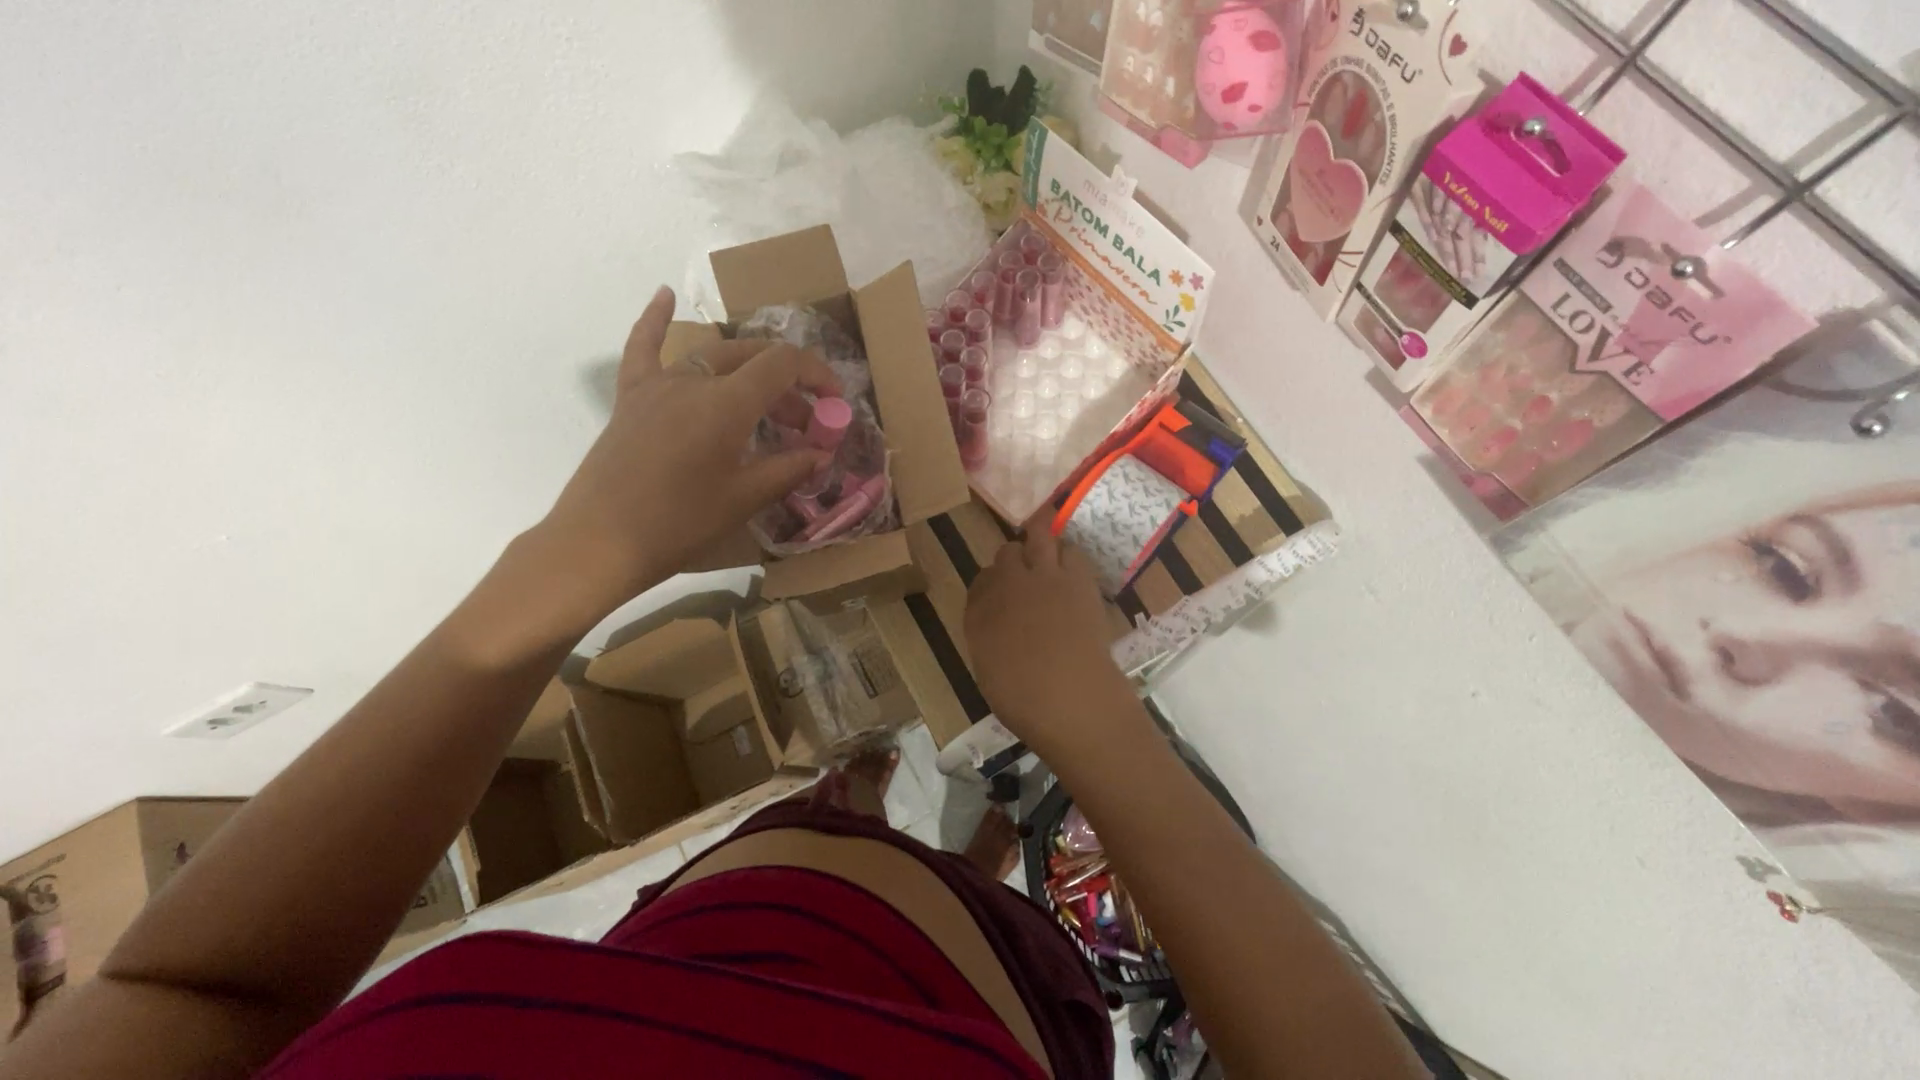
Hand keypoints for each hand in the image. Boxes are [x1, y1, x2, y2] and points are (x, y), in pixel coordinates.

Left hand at [523, 287, 839, 621]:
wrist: (600, 542)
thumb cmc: (678, 525)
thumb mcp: (743, 499)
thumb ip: (787, 469)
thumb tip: (820, 454)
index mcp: (727, 403)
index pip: (783, 364)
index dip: (817, 374)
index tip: (834, 402)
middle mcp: (694, 381)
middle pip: (752, 359)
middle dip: (787, 385)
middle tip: (803, 426)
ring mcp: (658, 385)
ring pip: (712, 357)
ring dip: (747, 371)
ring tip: (766, 405)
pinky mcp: (631, 398)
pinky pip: (643, 348)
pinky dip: (655, 319)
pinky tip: (664, 294)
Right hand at [964, 515, 1138, 757]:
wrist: (1069, 699)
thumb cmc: (1025, 702)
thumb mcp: (992, 672)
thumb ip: (992, 641)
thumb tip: (1004, 631)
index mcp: (978, 616)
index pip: (980, 585)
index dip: (992, 587)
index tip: (1002, 597)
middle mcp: (1004, 588)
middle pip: (1006, 554)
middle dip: (1015, 561)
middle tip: (1027, 577)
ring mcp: (1041, 577)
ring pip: (1038, 537)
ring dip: (1042, 545)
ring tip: (1051, 558)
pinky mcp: (1077, 578)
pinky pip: (1071, 552)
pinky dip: (1069, 557)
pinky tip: (1073, 573)